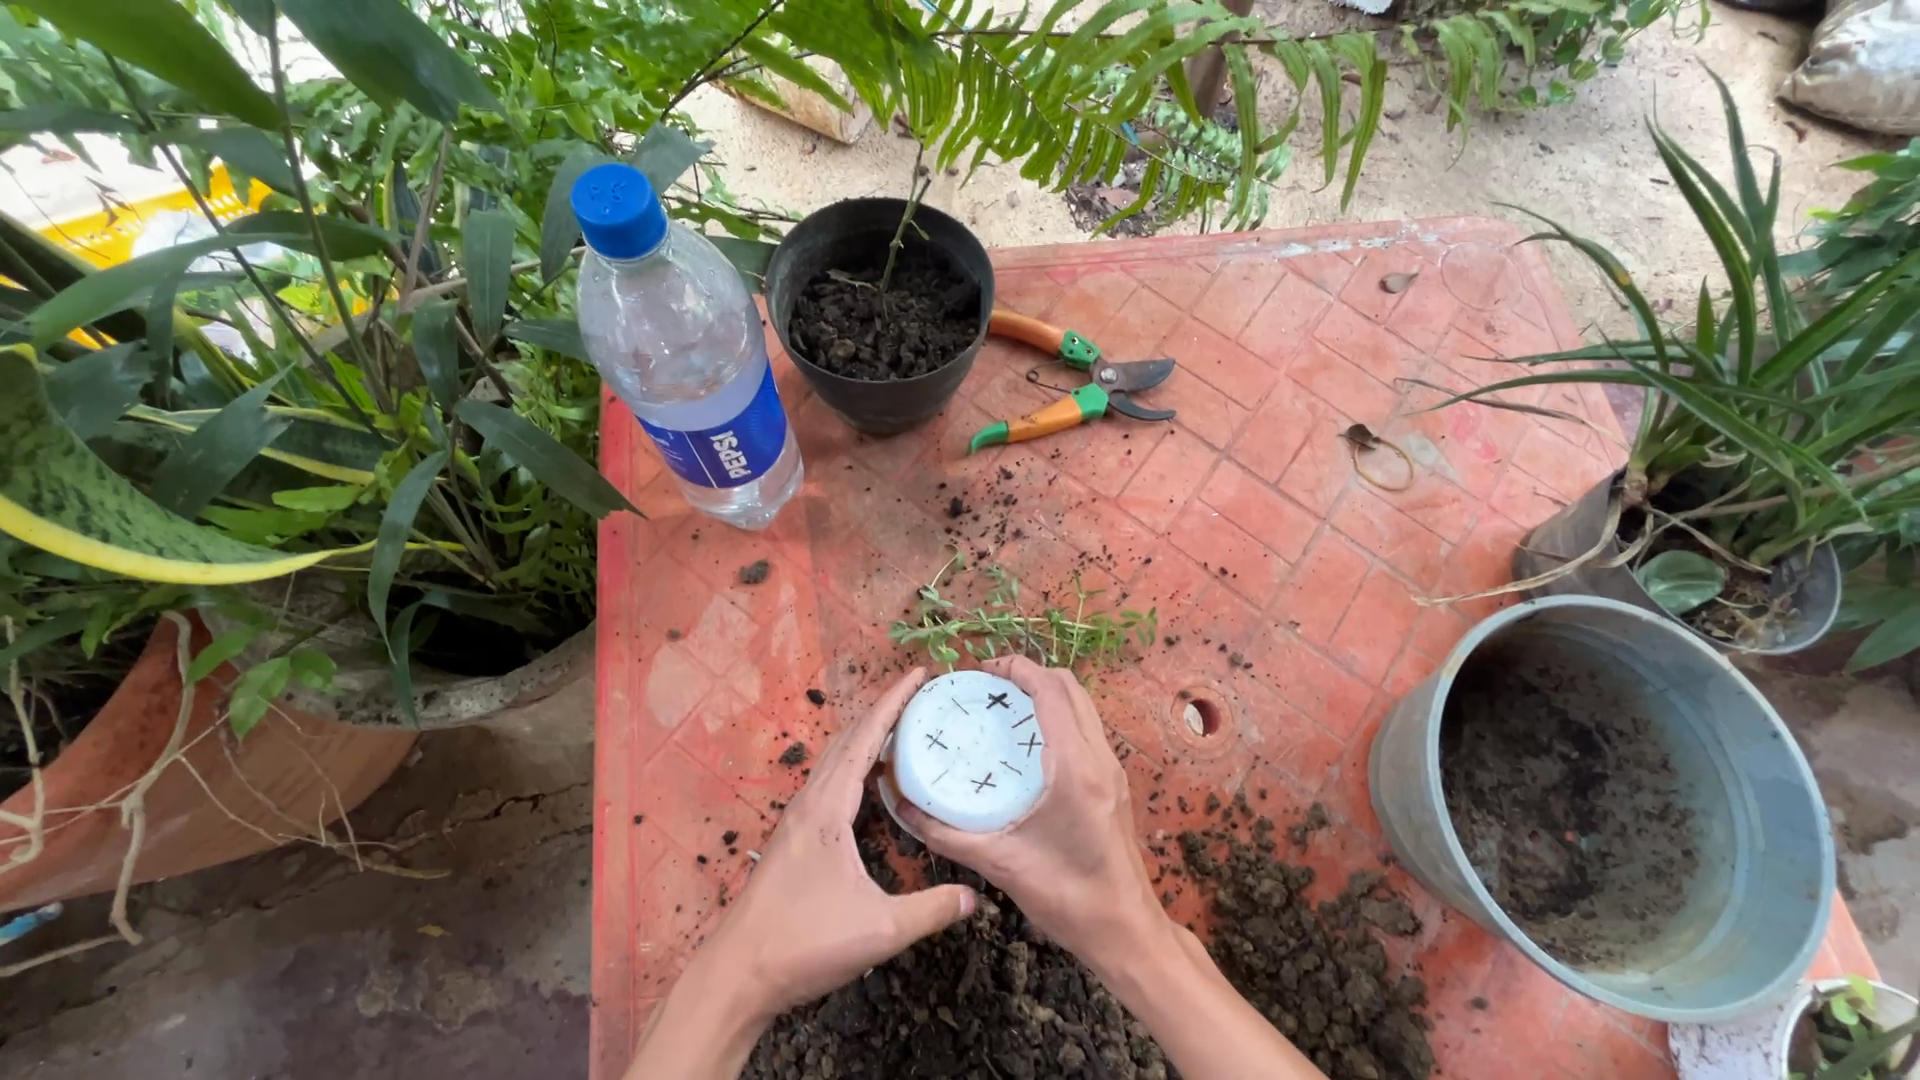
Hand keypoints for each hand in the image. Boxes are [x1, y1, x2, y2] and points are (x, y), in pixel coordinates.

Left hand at [693, 666, 976, 1018]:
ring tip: (902, 729)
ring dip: (867, 738)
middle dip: (883, 711)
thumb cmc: (803, 944)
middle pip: (848, 740)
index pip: (865, 740)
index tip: (917, 674)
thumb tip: (976, 898)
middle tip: (919, 695)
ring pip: (835, 761)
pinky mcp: (794, 838)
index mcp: (828, 809)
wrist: (737, 974)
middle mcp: (810, 803)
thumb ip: (931, 910)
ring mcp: (798, 819)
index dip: (893, 703)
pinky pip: (830, 782)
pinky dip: (855, 765)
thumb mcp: (879, 930)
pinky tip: (872, 783)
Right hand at [895, 655, 1161, 969]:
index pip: (1051, 691)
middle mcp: (1100, 758)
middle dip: (1031, 674)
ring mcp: (1113, 768)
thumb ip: (947, 834)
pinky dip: (1062, 715)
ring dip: (1049, 693)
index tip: (983, 671)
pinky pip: (1088, 727)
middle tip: (991, 687)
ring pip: (1084, 705)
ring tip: (1008, 707)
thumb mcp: (999, 864)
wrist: (1125, 931)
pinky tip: (1031, 743)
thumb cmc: (1066, 897)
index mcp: (1075, 768)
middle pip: (1071, 687)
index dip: (1018, 669)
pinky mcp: (1116, 782)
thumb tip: (903, 808)